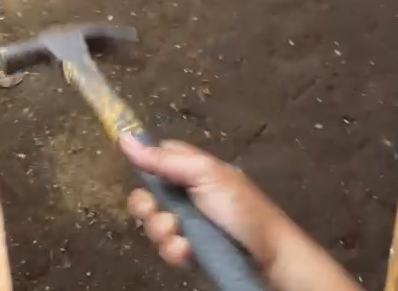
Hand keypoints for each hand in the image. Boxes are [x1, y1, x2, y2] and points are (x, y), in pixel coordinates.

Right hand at [119, 133, 291, 269]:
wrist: (273, 260)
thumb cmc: (242, 209)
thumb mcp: (204, 175)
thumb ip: (163, 159)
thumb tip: (124, 137)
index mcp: (188, 168)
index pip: (152, 158)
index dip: (144, 167)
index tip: (141, 176)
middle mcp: (183, 194)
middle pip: (145, 194)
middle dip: (146, 206)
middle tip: (158, 213)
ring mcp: (186, 224)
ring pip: (152, 222)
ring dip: (160, 230)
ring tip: (180, 237)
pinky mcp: (189, 251)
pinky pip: (166, 248)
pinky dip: (172, 251)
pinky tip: (186, 253)